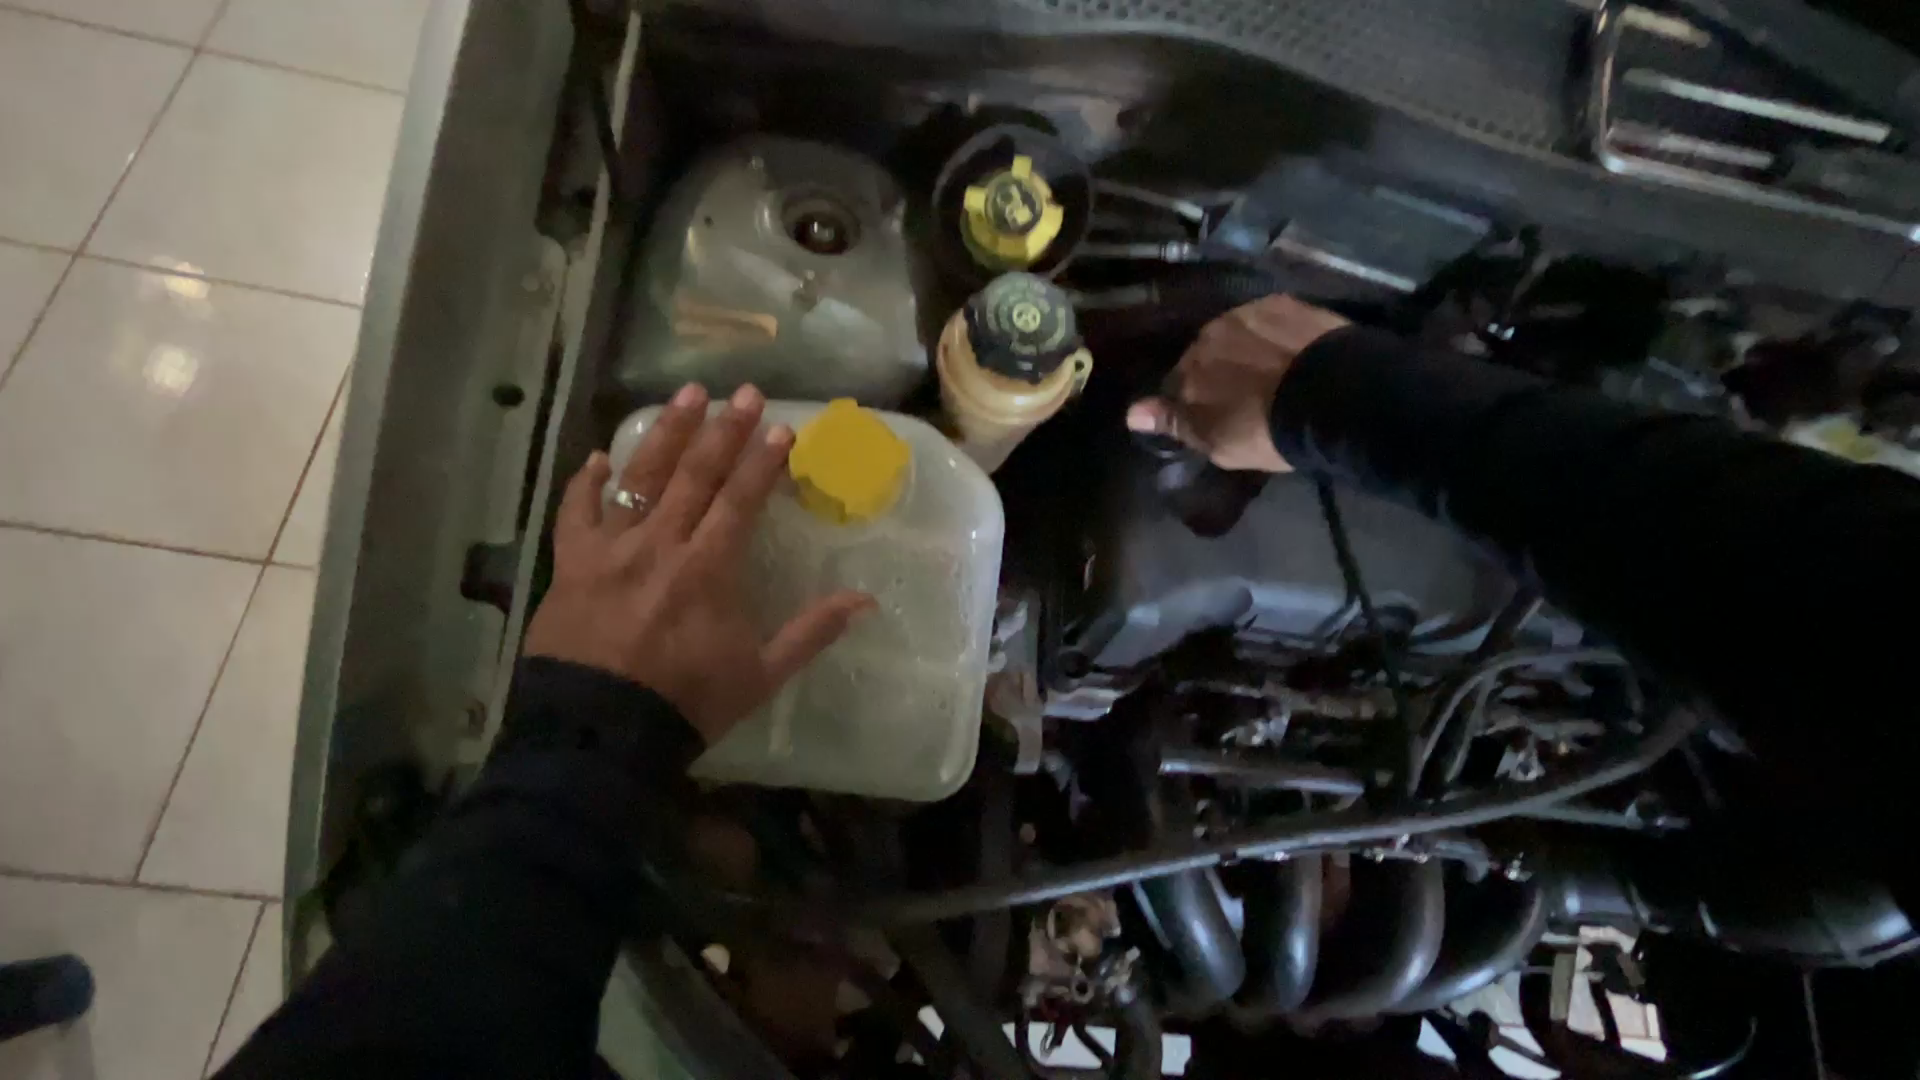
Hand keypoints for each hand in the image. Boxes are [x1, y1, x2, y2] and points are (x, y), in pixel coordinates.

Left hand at [524, 383, 875, 743]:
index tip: (782, 428)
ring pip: (640, 478)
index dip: (763, 462)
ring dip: (666, 434)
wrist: (597, 734)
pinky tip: (602, 456)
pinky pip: (577, 512)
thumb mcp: (761, 674)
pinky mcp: (571, 565)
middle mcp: (659, 545)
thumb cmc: (687, 703)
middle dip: (723, 430)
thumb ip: (811, 632)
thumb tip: (866, 600)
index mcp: (707, 569)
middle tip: (744, 392)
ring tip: (686, 394)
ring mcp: (610, 550)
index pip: (741, 500)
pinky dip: (587, 482)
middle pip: (694, 475)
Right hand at [1125, 294, 1348, 471]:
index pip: (1177, 383)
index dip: (1193, 400)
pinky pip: (1270, 320)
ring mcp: (1246, 314)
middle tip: (1245, 393)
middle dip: (1219, 368)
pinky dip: (1275, 334)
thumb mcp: (1213, 441)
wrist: (1328, 397)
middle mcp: (1207, 335)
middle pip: (1207, 352)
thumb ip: (1172, 422)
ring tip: (1272, 370)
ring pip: (1237, 333)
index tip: (1212, 414)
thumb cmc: (1262, 429)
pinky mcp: (1285, 303)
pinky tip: (1293, 352)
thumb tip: (1132, 413)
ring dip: (1247, 348)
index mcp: (1186, 370)